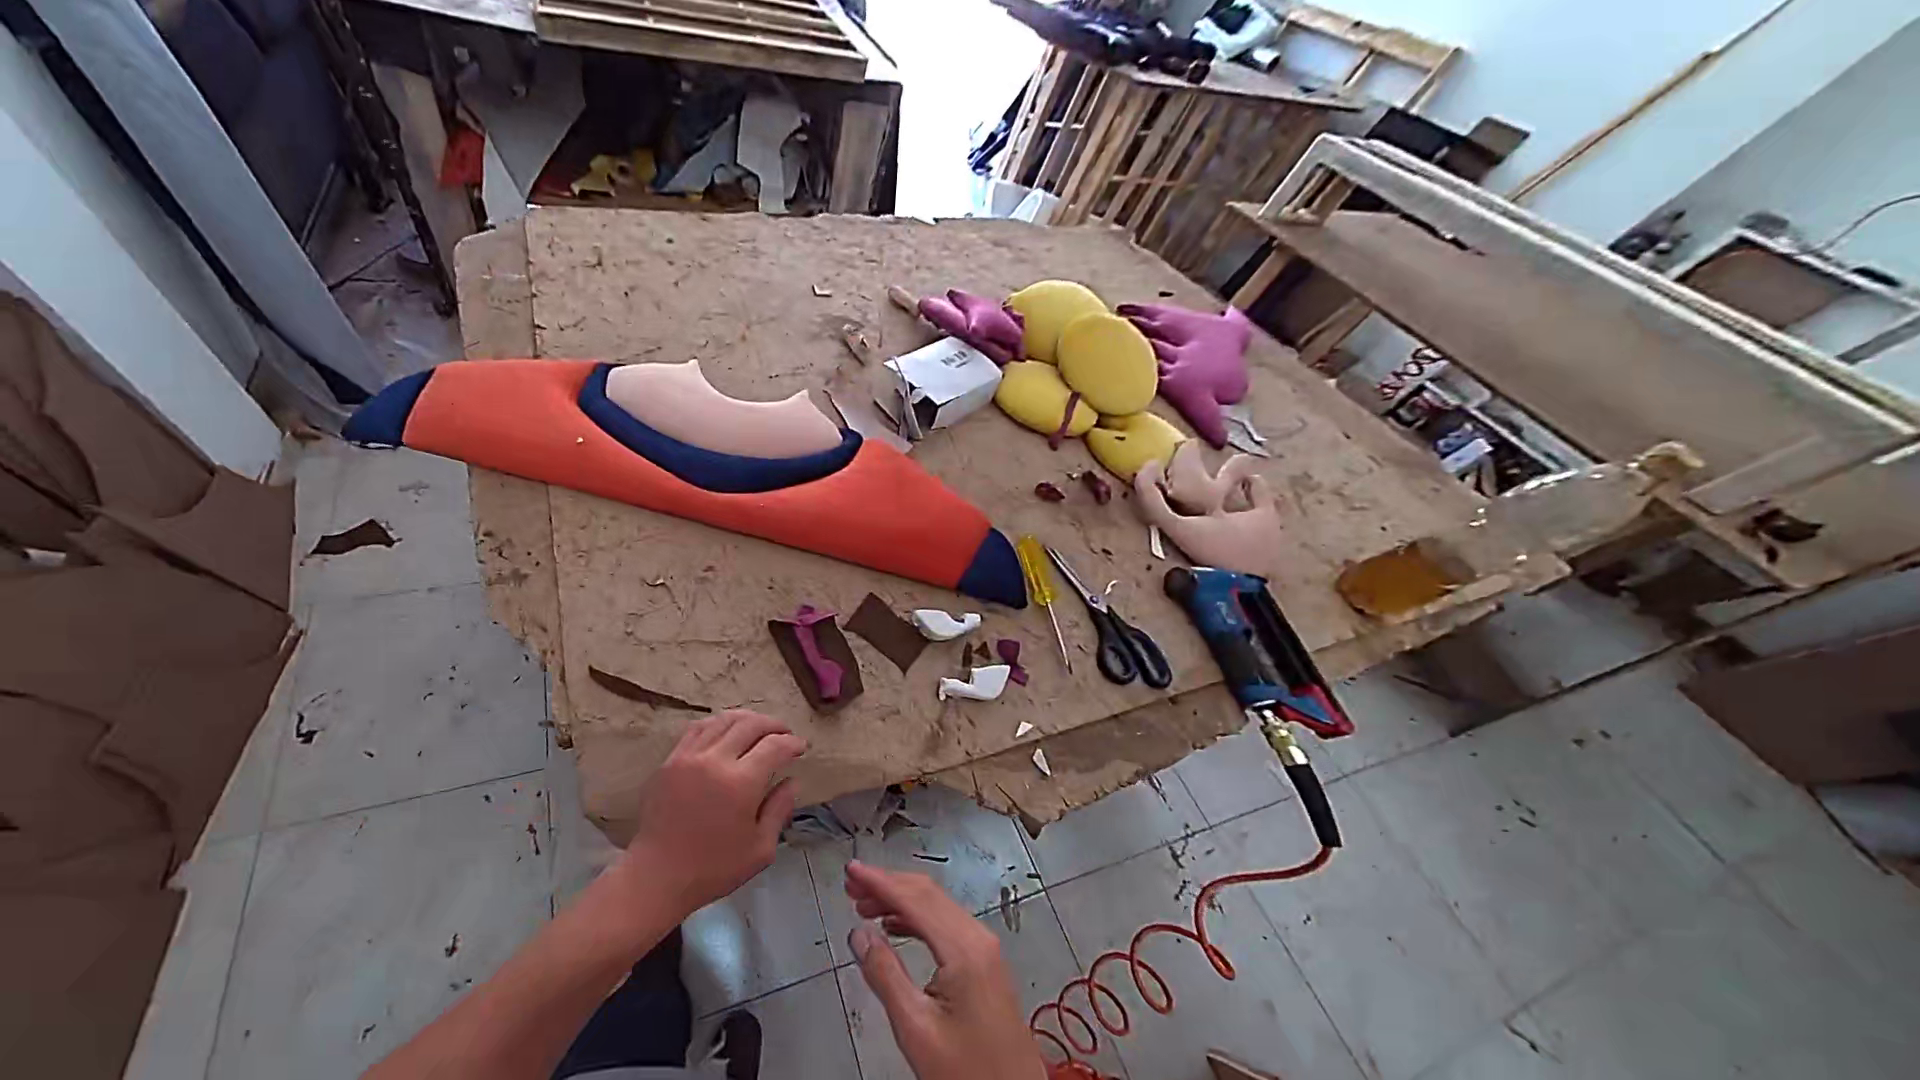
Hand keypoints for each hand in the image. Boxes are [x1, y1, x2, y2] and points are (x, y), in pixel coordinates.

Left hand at [616, 710, 806, 914]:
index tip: (801, 747)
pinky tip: (727, 733)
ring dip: (748, 720)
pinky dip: (718, 724)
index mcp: (741, 783)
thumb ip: (780, 809)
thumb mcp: (761, 848)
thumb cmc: (713, 868)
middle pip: (751, 724)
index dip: (792, 742)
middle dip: (774, 725)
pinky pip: (698, 729)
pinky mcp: (669, 762)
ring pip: (724, 720)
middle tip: (785, 734)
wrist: (656, 877)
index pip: (775, 745)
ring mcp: (688, 758)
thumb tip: (792, 781)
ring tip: (759, 729)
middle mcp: (715, 761)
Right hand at [844, 861, 1046, 1079]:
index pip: (915, 898)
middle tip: (852, 885)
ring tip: (864, 904)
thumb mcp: (916, 1028)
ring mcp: (984, 947)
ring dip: (900, 899)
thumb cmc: (968, 1070)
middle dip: (887, 884)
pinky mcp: (984, 960)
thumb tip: (860, 936)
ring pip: (937, 905)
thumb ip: (885, 975)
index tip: (853, 871)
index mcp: (964, 948)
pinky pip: (946, 923)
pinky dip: (917, 916)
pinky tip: (894, 925)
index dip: (880, 881)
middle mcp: (978, 938)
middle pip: (927, 894)